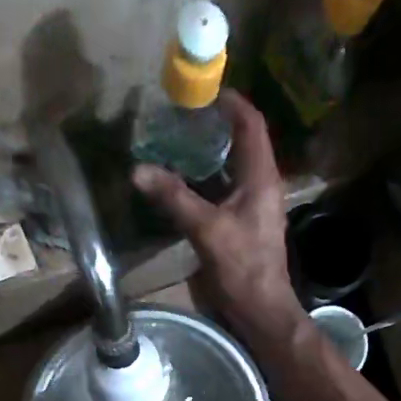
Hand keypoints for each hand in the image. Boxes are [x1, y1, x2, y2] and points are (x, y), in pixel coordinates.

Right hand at [131, 91, 300, 330]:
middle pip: (242, 141)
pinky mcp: (244, 222)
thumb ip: (174, 197)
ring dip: (209, 152)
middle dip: (215, 125)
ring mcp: (254, 204)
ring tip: (177, 141)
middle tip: (181, 115)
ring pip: (233, 166)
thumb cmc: (242, 267)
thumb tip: (139, 170)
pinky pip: (225, 188)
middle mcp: (262, 184)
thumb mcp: (206, 229)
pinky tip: (182, 179)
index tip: (203, 91)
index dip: (231, 102)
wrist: (261, 308)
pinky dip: (206, 179)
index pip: (251, 124)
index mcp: (261, 177)